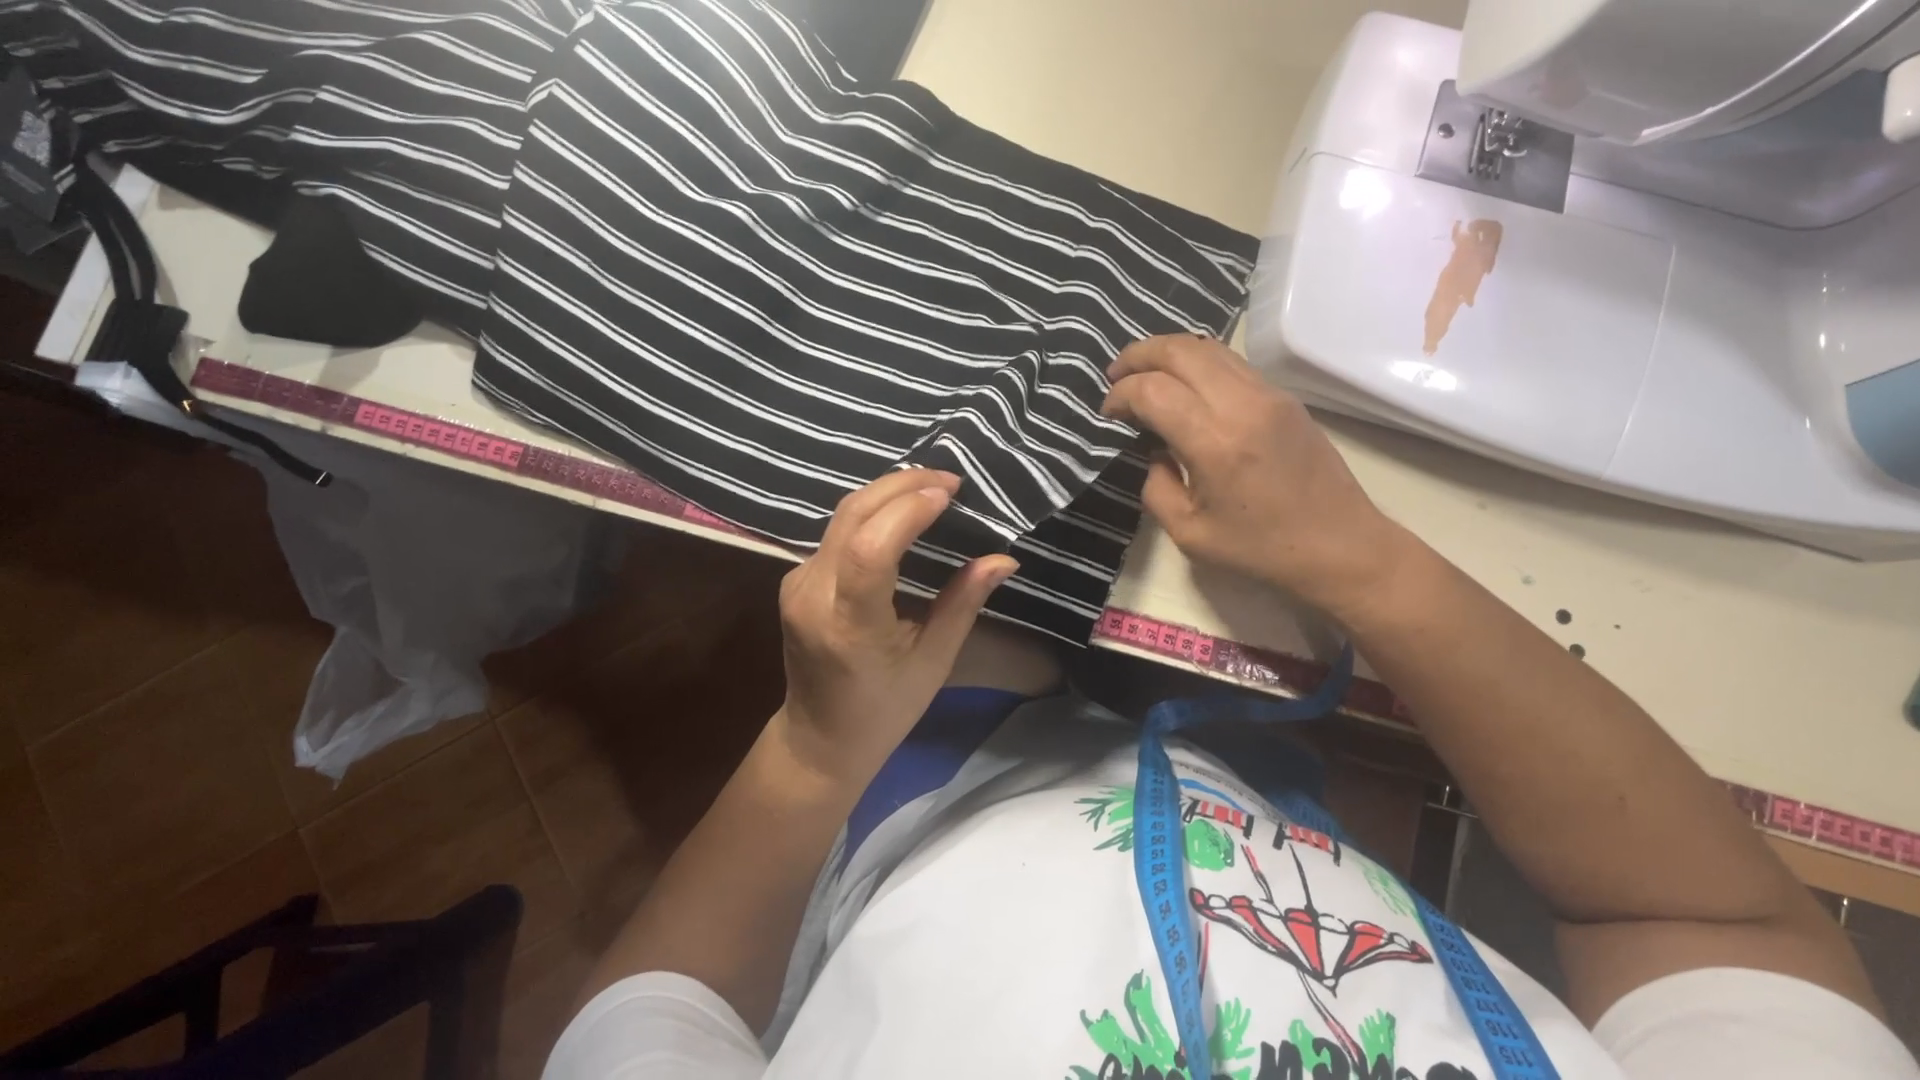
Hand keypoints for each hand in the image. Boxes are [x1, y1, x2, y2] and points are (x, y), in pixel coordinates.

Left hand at [774, 468, 1018, 786]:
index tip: (949, 493)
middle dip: (902, 486)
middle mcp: (813, 595)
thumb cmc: (884, 710)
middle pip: (852, 516)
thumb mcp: (933, 662)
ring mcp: (797, 584)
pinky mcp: (795, 579)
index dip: (907, 511)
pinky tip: (902, 513)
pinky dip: (871, 513)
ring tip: (933, 489)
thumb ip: (963, 604)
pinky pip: (835, 532)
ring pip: (841, 517)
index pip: (869, 549)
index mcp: (848, 625)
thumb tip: (1004, 559)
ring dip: (886, 493)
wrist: (818, 738)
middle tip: (949, 480)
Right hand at [1101, 334, 1407, 618]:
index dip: (1120, 395)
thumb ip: (1157, 487)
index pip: (1153, 390)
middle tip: (1114, 375)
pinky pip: (1231, 362)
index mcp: (1215, 442)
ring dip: (1168, 353)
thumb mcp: (1189, 533)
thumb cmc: (1261, 550)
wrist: (1341, 546)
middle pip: (1179, 351)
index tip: (1107, 414)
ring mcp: (1269, 395)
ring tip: (1144, 373)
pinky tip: (1183, 386)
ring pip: (1208, 347)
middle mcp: (1242, 405)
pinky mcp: (1284, 398)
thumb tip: (1153, 453)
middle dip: (1138, 356)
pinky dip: (1197, 363)